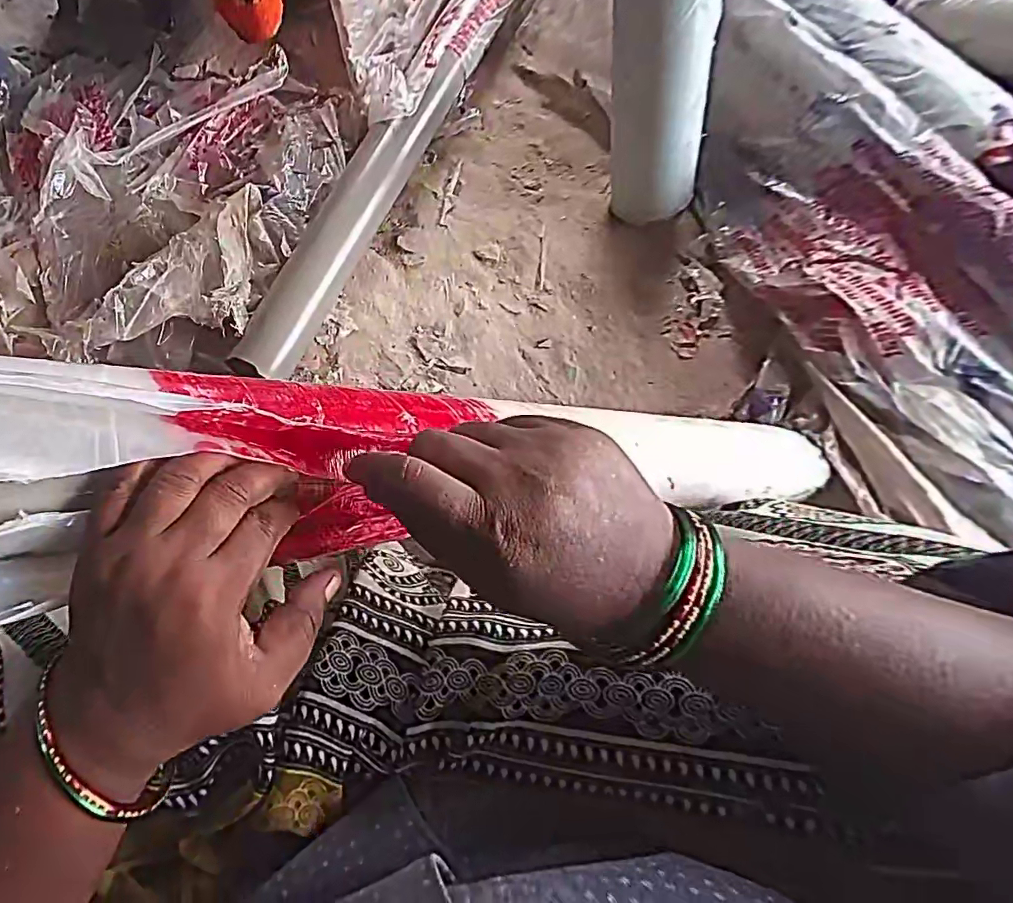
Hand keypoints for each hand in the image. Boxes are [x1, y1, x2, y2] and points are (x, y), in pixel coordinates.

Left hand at [48, 454, 342, 802]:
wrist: (110, 714)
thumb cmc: (186, 701)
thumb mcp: (261, 681)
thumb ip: (302, 624)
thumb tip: (329, 574)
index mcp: (213, 593)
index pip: (262, 524)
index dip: (289, 505)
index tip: (301, 501)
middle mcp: (169, 560)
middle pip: (225, 492)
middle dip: (261, 476)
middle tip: (278, 478)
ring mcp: (127, 547)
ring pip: (176, 478)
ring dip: (211, 463)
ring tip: (234, 466)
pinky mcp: (98, 544)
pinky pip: (121, 486)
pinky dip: (150, 469)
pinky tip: (173, 469)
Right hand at [344, 417, 674, 641]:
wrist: (652, 580)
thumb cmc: (555, 588)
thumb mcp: (480, 576)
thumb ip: (425, 526)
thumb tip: (382, 484)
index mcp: (491, 526)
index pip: (408, 475)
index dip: (374, 467)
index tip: (361, 467)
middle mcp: (517, 480)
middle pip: (430, 443)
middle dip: (421, 463)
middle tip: (437, 485)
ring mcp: (550, 450)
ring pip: (466, 431)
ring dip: (463, 455)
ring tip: (492, 484)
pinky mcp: (575, 430)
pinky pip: (507, 425)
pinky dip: (501, 447)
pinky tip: (524, 474)